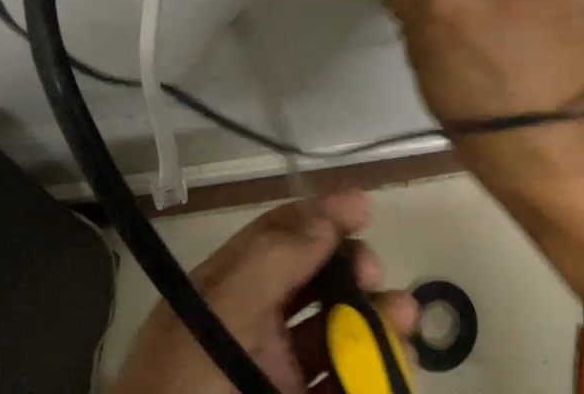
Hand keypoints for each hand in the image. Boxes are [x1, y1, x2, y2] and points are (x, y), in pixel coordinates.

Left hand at [116, 192, 415, 393]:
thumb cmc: (180, 391)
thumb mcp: (212, 320)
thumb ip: (268, 264)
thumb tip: (327, 219)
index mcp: (224, 294)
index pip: (277, 235)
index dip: (320, 214)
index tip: (363, 207)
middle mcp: (254, 328)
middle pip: (318, 279)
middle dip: (355, 266)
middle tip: (373, 272)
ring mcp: (278, 375)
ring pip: (340, 332)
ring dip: (377, 316)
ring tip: (403, 316)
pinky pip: (347, 384)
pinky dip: (376, 371)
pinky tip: (395, 364)